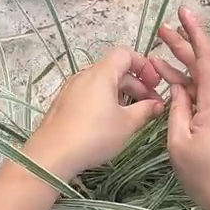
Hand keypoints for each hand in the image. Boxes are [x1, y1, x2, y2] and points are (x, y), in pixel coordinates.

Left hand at [22, 47, 166, 178]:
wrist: (52, 155)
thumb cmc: (94, 135)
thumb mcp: (126, 124)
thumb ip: (145, 110)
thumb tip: (157, 104)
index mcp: (101, 74)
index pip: (125, 54)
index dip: (144, 65)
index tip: (155, 84)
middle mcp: (85, 76)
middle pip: (115, 69)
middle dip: (136, 84)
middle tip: (151, 104)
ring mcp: (71, 89)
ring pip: (102, 83)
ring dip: (122, 94)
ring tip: (134, 115)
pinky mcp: (64, 104)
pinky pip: (90, 94)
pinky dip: (105, 100)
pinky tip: (111, 121)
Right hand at [156, 7, 209, 209]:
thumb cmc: (207, 177)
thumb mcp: (179, 143)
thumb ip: (177, 110)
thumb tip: (177, 88)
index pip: (207, 57)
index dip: (195, 32)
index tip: (184, 11)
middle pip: (204, 66)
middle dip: (183, 46)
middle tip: (161, 29)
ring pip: (203, 83)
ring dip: (181, 70)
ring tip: (157, 57)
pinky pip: (206, 99)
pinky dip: (188, 89)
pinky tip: (171, 88)